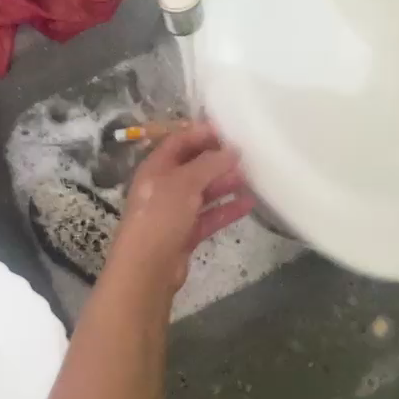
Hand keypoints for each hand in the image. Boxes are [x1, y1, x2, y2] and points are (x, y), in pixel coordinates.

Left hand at [108, 125, 255, 297]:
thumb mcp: (184, 183)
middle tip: (244, 155)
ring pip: (203, 192)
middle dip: (217, 160)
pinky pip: (209, 216)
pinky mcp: (185, 234)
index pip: (178, 142)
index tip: (227, 130)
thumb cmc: (160, 216)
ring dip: (224, 184)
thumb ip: (209, 164)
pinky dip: (226, 210)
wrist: (147, 269)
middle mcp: (163, 187)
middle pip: (193, 167)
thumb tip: (232, 150)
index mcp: (155, 169)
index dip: (200, 133)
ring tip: (251, 176)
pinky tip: (248, 204)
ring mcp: (174, 212)